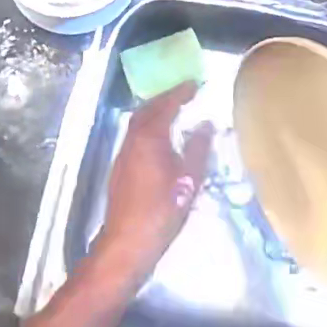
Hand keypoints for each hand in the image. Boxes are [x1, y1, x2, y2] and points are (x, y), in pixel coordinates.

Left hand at [96, 81, 214, 278]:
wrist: (127, 243)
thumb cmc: (162, 210)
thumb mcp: (189, 179)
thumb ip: (199, 148)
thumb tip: (205, 123)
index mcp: (150, 136)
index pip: (166, 105)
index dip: (181, 92)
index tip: (195, 84)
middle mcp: (133, 138)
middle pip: (148, 108)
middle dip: (166, 98)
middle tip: (184, 93)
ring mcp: (123, 152)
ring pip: (139, 121)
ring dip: (156, 110)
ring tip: (174, 110)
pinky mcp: (120, 167)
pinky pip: (135, 133)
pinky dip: (149, 125)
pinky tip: (160, 137)